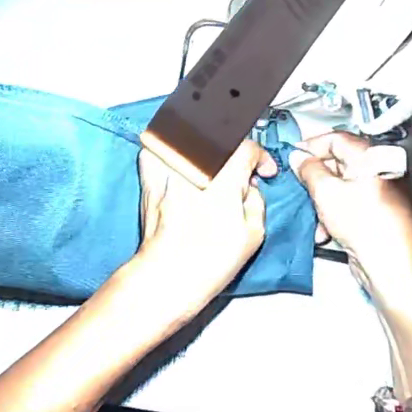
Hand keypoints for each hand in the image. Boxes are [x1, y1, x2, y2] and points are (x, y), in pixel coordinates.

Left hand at [133, 139, 277, 317]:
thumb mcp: (253, 233)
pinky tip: (175, 160)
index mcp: (225, 175)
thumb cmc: (207, 260)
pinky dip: (165, 149)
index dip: (260, 158)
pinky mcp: (149, 179)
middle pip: (220, 139)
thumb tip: (250, 189)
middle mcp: (196, 166)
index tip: (261, 171)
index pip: (247, 147)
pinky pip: (154, 150)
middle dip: (234, 152)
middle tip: (239, 172)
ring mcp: (169, 170)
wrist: (168, 273)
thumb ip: (256, 200)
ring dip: (202, 146)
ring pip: (187, 138)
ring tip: (210, 165)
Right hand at [288, 132, 411, 280]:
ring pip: (338, 186)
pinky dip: (332, 213)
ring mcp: (376, 194)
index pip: (336, 138)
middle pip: (337, 163)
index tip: (294, 156)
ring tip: (314, 214)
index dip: (311, 146)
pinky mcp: (373, 214)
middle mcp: (377, 172)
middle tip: (299, 185)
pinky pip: (346, 204)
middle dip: (314, 177)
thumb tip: (299, 157)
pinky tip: (325, 230)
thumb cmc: (368, 227)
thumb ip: (308, 169)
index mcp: (371, 158)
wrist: (390, 264)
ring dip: (321, 199)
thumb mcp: (325, 192)